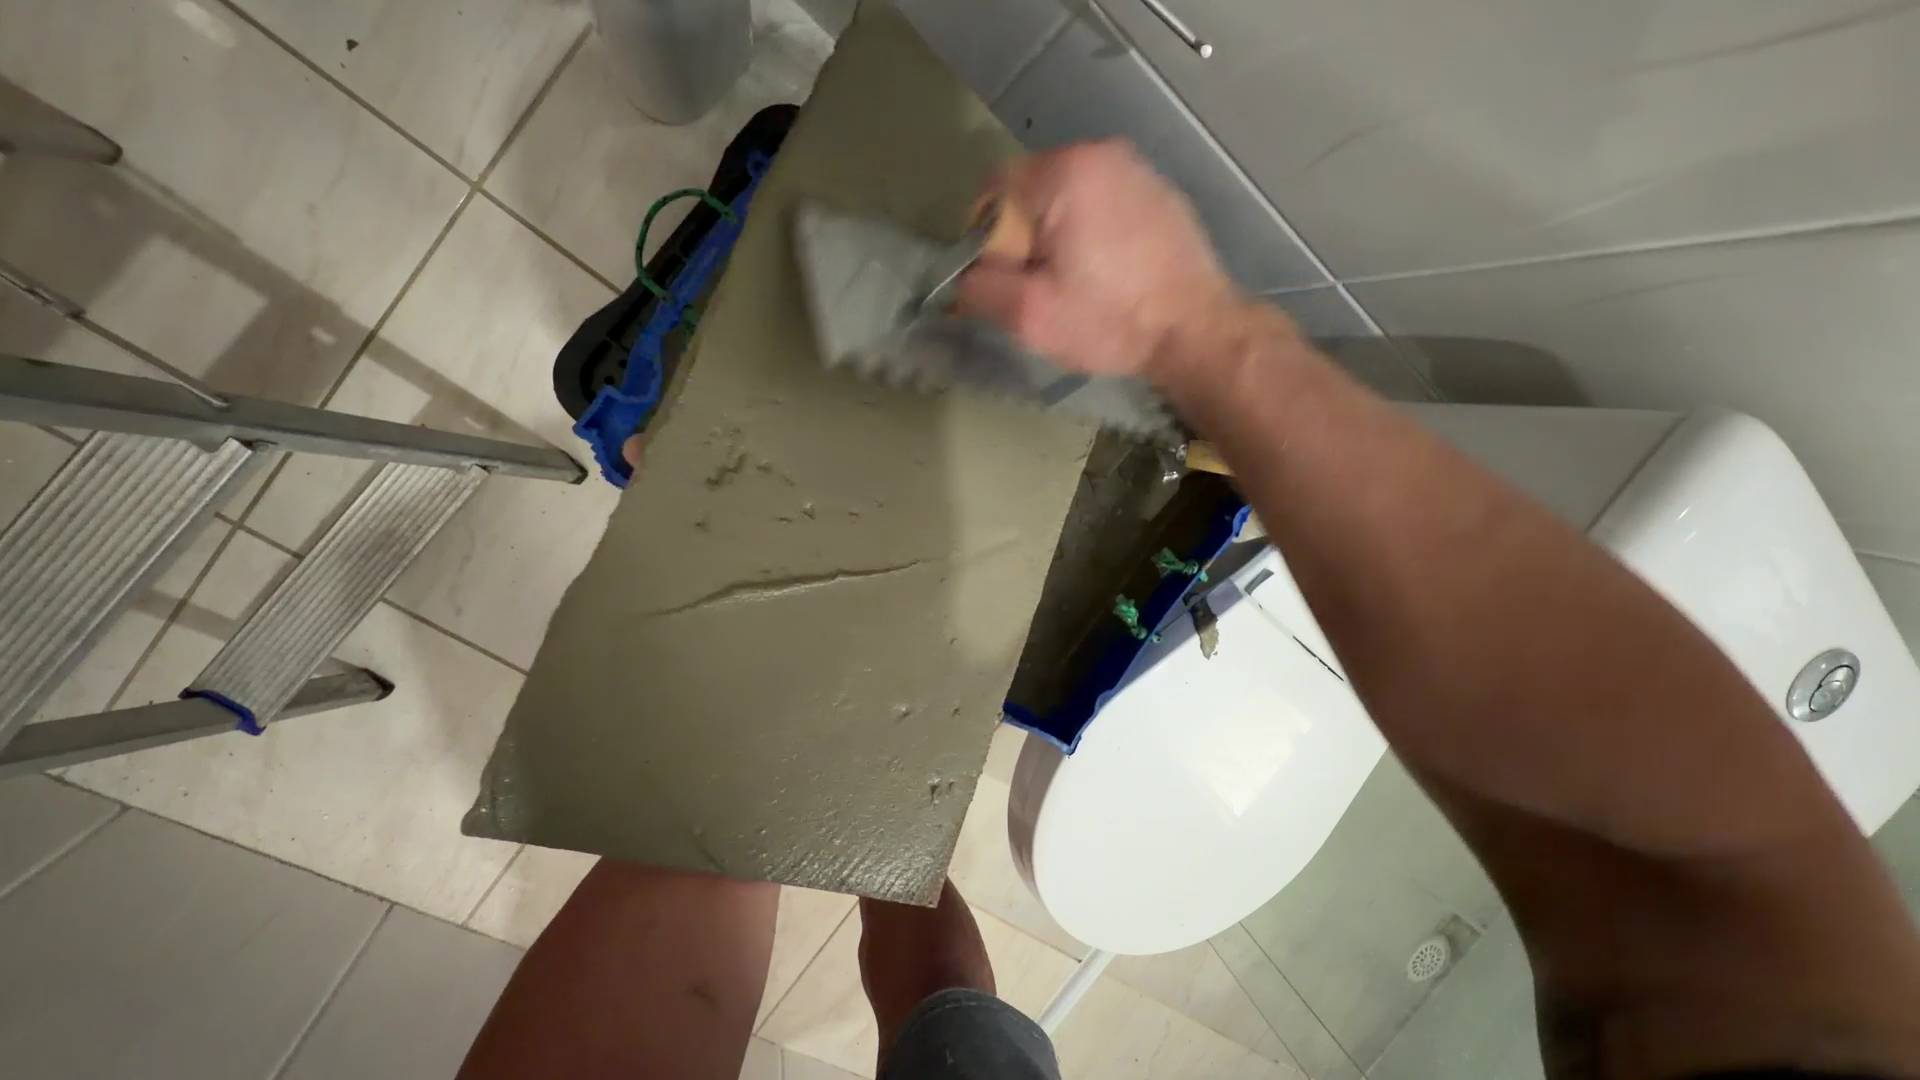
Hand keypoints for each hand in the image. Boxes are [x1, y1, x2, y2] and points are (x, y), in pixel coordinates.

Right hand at [955, 140, 1239, 387]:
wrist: (1197, 331)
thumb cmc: (1111, 321)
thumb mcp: (1030, 316)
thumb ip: (979, 290)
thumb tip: (959, 280)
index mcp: (1065, 171)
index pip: (994, 187)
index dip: (985, 235)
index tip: (1001, 276)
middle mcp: (1101, 153)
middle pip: (1032, 190)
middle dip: (1024, 236)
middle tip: (1039, 286)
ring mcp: (1137, 168)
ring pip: (1068, 197)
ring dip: (1058, 235)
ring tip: (1076, 283)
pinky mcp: (1159, 192)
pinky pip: (1104, 202)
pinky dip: (1092, 232)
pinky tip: (1108, 273)